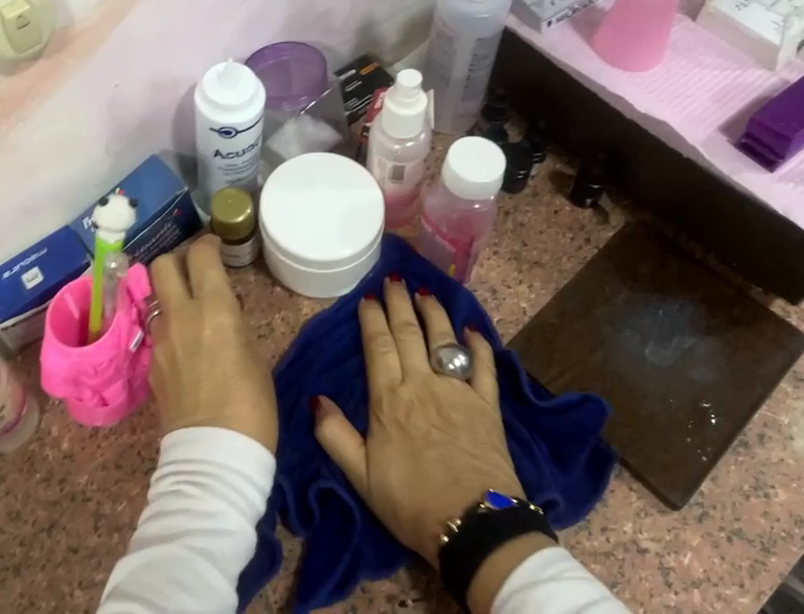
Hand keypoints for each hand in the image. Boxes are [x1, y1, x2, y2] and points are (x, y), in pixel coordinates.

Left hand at [147, 236, 277, 451]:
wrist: (213, 455)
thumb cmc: (251, 405)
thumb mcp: (254, 354)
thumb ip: (233, 323)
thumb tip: (224, 312)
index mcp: (213, 307)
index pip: (200, 254)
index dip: (207, 244)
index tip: (215, 247)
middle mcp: (180, 316)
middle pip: (162, 265)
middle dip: (177, 260)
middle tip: (194, 271)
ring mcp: (160, 340)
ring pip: (156, 299)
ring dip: (171, 296)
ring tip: (192, 312)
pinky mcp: (150, 365)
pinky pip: (157, 332)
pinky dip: (169, 328)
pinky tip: (187, 348)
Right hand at [312, 276, 526, 565]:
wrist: (474, 524)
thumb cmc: (411, 502)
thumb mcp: (361, 477)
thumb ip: (335, 436)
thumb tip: (315, 398)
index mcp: (389, 399)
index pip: (378, 346)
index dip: (372, 319)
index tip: (368, 297)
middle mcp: (422, 384)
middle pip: (409, 334)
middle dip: (400, 304)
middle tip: (395, 280)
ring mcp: (458, 391)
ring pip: (443, 341)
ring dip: (435, 314)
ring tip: (426, 292)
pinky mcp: (488, 405)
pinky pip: (484, 367)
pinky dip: (479, 346)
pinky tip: (472, 331)